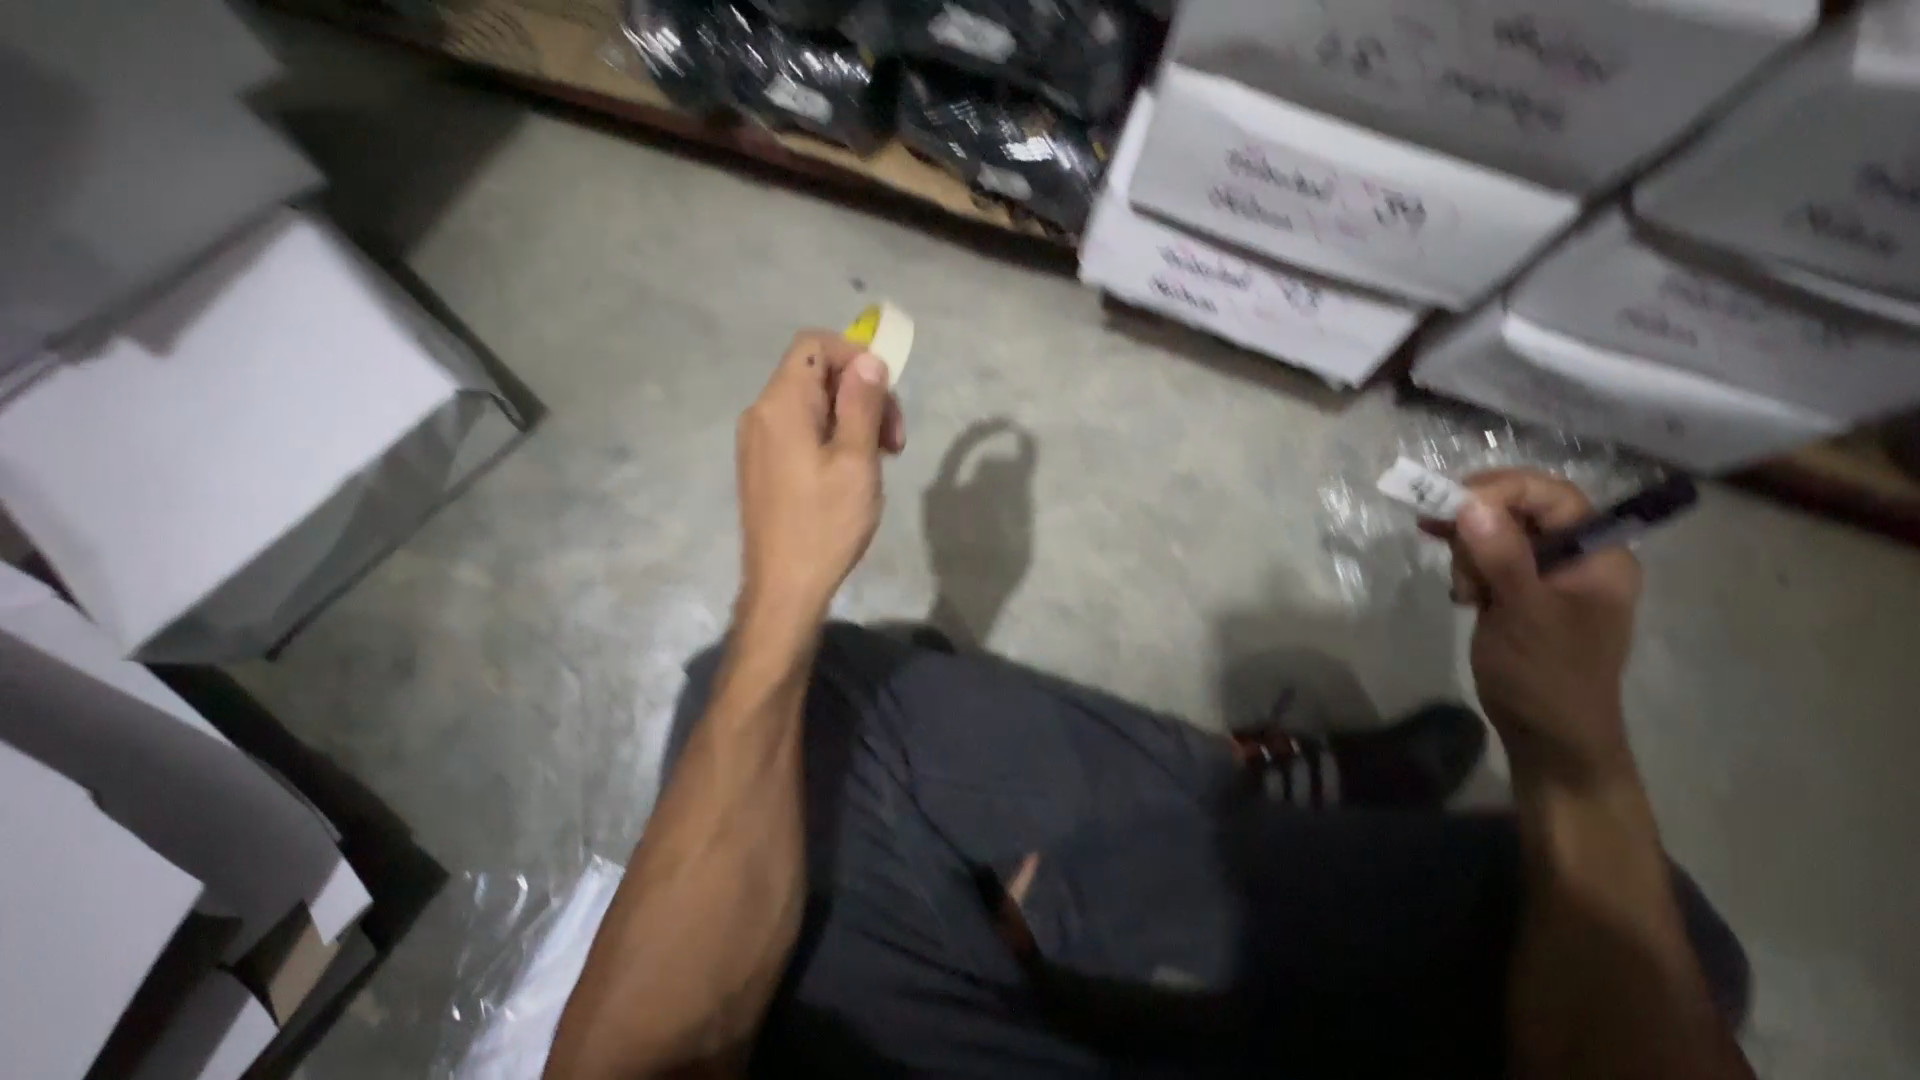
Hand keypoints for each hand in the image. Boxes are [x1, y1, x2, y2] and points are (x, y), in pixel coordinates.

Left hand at [735, 331, 904, 627]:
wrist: (783, 587)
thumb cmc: (825, 524)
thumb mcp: (857, 461)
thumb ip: (863, 403)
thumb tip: (869, 360)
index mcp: (782, 404)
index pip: (814, 344)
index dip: (855, 355)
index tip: (887, 394)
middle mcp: (761, 412)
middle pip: (815, 373)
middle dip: (861, 393)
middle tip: (895, 440)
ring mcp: (757, 440)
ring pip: (810, 403)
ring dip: (851, 418)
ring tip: (881, 458)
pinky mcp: (761, 464)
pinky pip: (799, 429)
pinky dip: (831, 436)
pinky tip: (852, 471)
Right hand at [1426, 469, 1643, 787]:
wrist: (1549, 737)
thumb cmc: (1547, 675)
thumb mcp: (1524, 612)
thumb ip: (1501, 555)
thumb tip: (1471, 504)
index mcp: (1598, 555)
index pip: (1552, 496)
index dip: (1503, 490)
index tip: (1453, 502)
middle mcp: (1576, 558)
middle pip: (1521, 510)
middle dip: (1479, 524)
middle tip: (1445, 546)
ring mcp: (1546, 577)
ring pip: (1498, 535)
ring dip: (1469, 552)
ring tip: (1464, 592)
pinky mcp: (1519, 595)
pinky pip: (1490, 561)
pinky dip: (1468, 567)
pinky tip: (1460, 592)